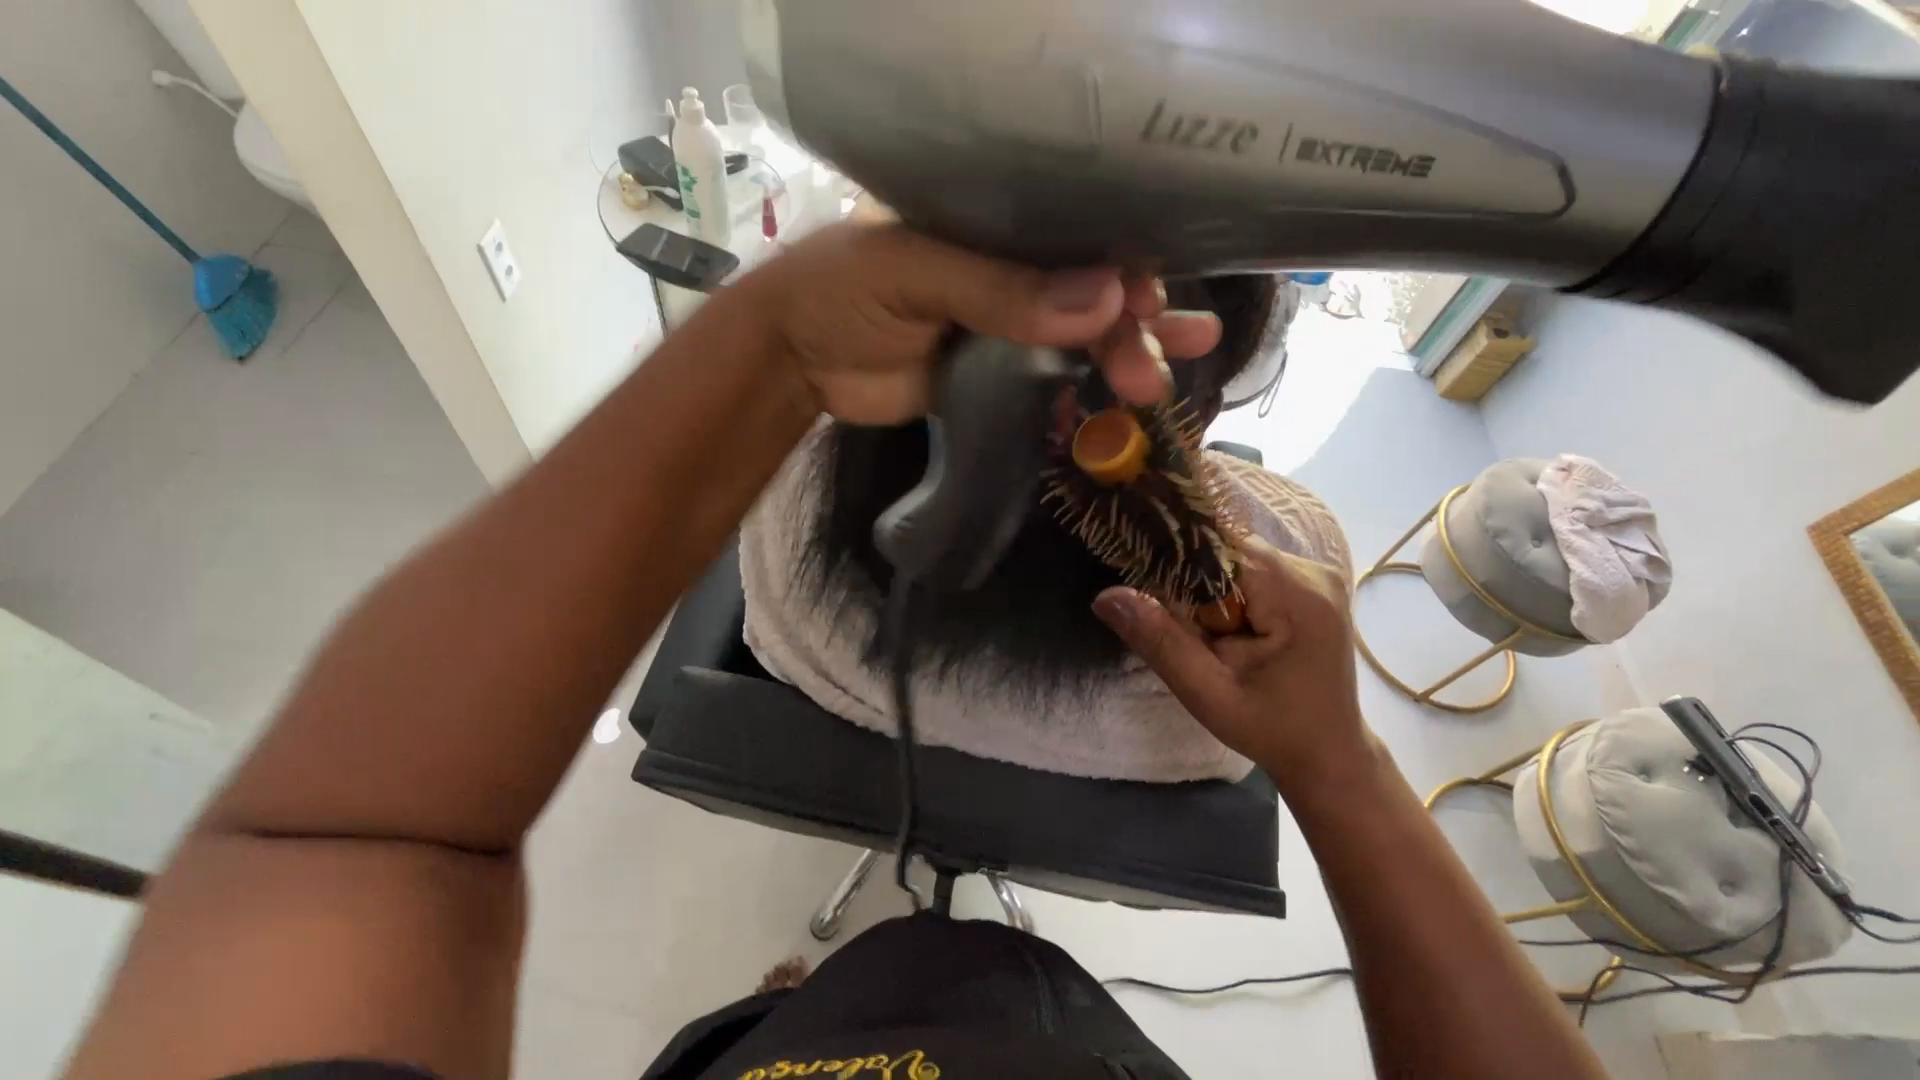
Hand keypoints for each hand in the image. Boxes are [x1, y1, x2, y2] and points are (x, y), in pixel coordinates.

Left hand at [745, 223, 1222, 424]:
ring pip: (1079, 335)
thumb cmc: (839, 290)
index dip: (1119, 260)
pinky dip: (1085, 389)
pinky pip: (1052, 379)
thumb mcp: (913, 272)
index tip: (1150, 299)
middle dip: (1129, 326)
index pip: (1074, 230)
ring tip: (1157, 385)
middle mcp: (1009, 265)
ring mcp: (1005, 322)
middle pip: (1088, 289)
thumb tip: (1105, 301)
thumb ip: (1001, 290)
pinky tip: (1128, 397)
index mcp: (992, 219)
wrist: (793, 364)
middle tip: (1154, 366)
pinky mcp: (995, 374)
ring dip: (1122, 356)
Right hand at [1091, 538, 1376, 791]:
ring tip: (1210, 637)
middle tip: (1191, 632)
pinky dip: (1231, 594)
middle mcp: (1314, 571)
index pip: (1220, 546)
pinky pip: (1255, 571)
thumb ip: (1160, 641)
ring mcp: (1318, 575)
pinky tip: (1228, 630)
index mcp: (1296, 594)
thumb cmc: (1271, 730)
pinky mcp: (1312, 585)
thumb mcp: (1206, 692)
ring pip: (1238, 558)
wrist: (1329, 754)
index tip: (1155, 595)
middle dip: (1196, 584)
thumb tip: (1106, 596)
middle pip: (1229, 549)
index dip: (1179, 564)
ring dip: (1212, 590)